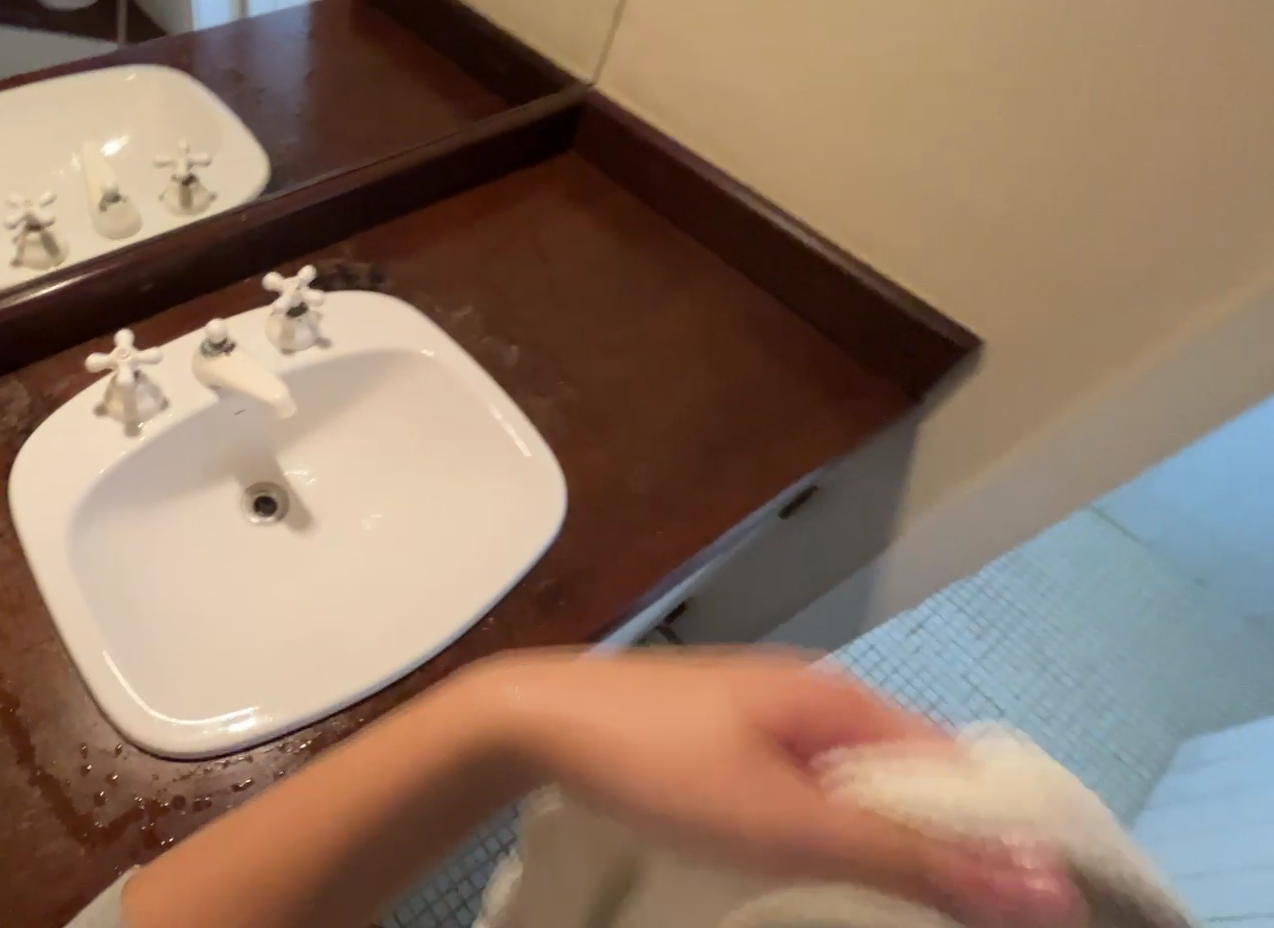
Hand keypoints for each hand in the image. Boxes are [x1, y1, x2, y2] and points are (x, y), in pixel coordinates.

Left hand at [466, 650, 1082, 926]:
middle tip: (936, 921)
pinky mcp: (712, 728)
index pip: (961, 767)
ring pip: (843, 780)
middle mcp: (801, 691)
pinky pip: (791, 778)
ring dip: (870, 841)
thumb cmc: (662, 766)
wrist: (537, 719)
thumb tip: (1058, 886)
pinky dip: (813, 822)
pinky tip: (798, 862)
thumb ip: (913, 852)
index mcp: (834, 697)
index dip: (1004, 844)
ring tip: (871, 903)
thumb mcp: (791, 821)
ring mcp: (751, 707)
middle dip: (933, 849)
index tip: (1017, 921)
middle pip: (903, 774)